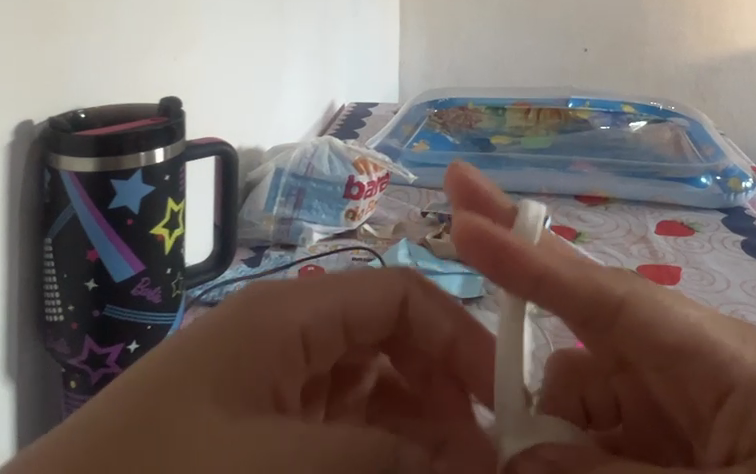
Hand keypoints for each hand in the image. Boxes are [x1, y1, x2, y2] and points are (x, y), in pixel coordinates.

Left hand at [3, 268, 498, 473]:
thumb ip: (382, 460)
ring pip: (368, 392)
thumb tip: (475, 463)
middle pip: (389, 343)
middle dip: (442, 394)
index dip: (460, 341)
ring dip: (413, 431)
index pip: (399, 298)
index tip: (503, 409)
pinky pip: (335, 431)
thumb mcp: (278, 465)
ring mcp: (267, 388)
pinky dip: (374, 452)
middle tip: (481, 463)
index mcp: (288, 315)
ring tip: (449, 473)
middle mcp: (284, 338)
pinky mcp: (251, 434)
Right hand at [445, 162, 755, 473]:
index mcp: (719, 359)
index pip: (605, 296)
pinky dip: (576, 451)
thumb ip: (613, 473)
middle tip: (457, 211)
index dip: (529, 260)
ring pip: (581, 394)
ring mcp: (680, 404)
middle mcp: (690, 364)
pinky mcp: (675, 440)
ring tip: (552, 460)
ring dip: (547, 429)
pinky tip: (566, 463)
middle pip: (584, 323)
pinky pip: (602, 433)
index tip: (465, 217)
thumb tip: (516, 454)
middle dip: (522, 272)